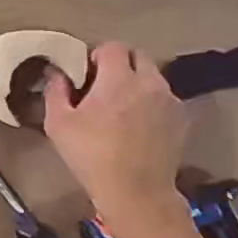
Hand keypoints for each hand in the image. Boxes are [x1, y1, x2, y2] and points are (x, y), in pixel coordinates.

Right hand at [44, 42, 189, 237]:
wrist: (135, 190)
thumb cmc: (90, 155)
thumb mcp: (58, 124)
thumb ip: (55, 92)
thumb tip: (56, 73)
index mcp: (118, 80)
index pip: (112, 47)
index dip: (95, 55)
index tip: (84, 73)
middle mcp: (150, 82)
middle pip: (138, 55)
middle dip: (118, 64)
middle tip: (100, 86)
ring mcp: (170, 100)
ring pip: (152, 77)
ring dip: (135, 82)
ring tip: (119, 107)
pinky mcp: (181, 118)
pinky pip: (163, 98)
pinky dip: (149, 102)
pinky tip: (135, 125)